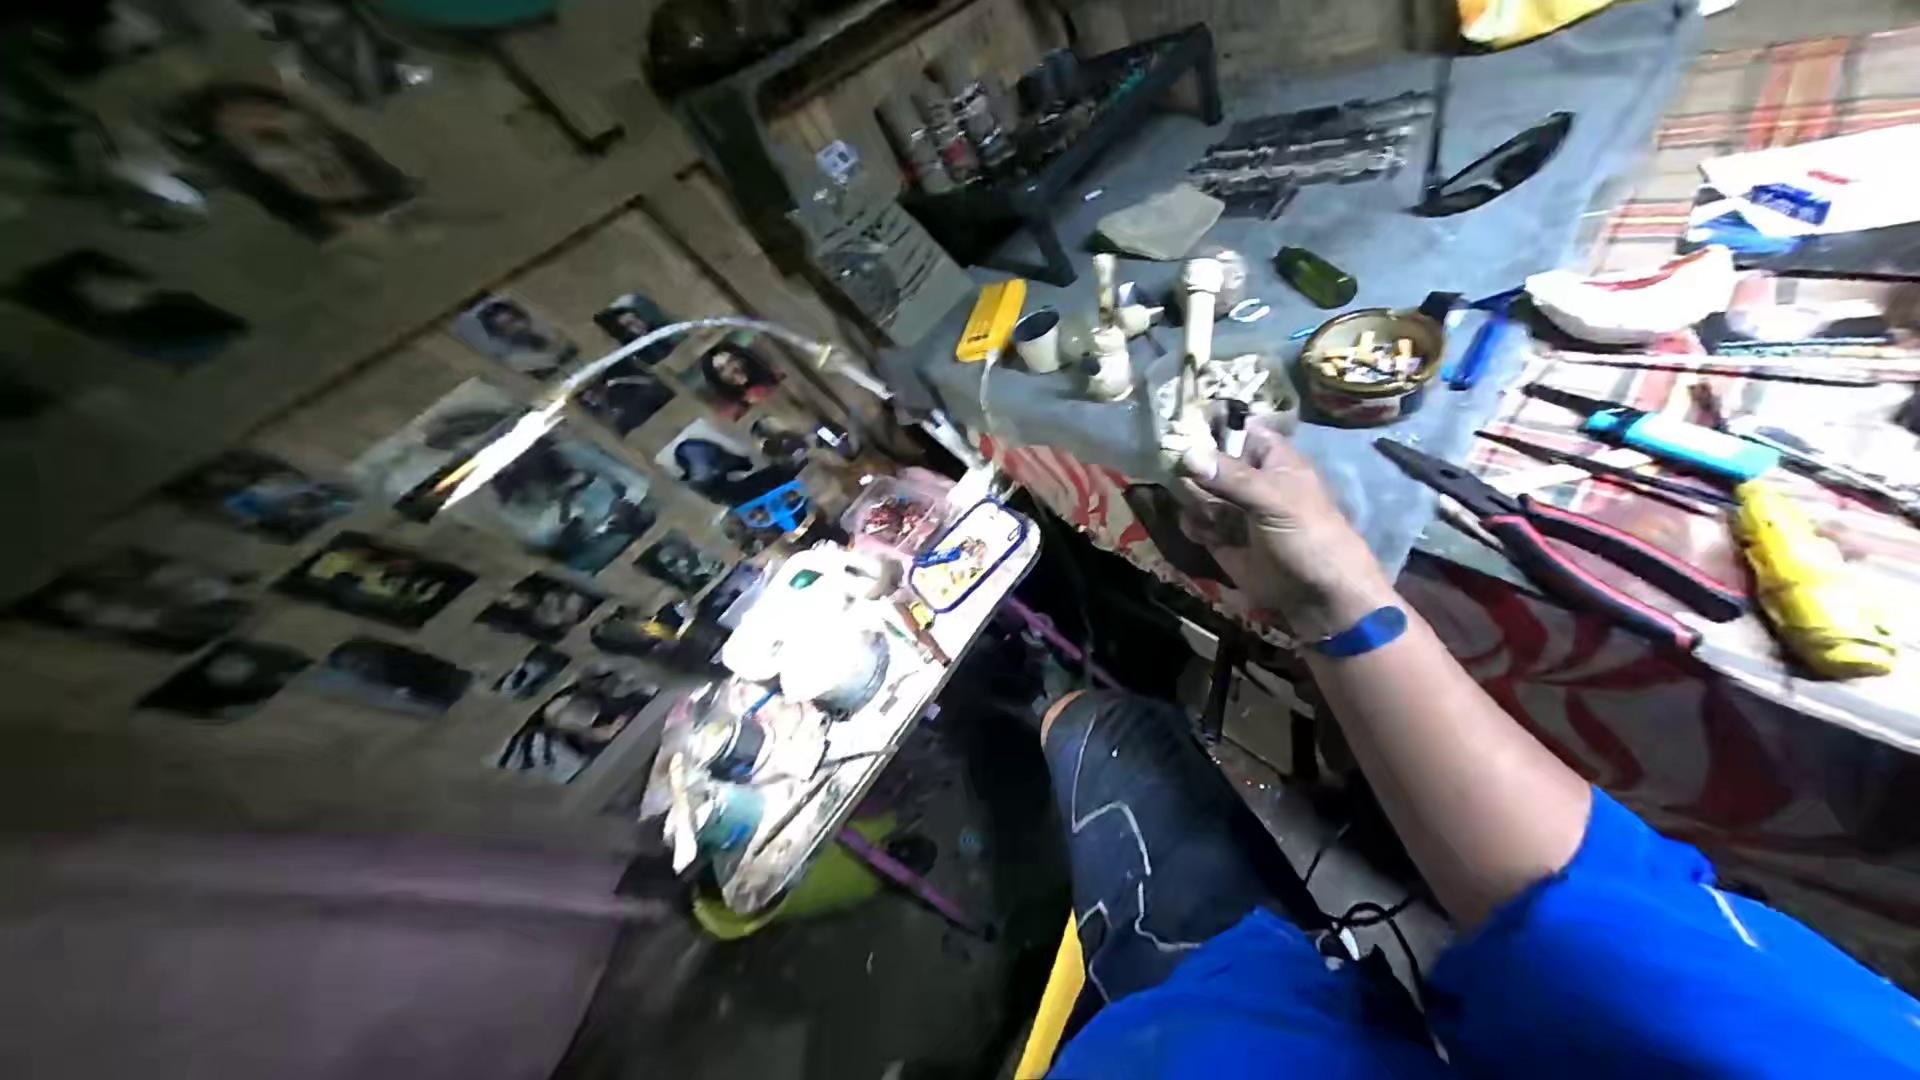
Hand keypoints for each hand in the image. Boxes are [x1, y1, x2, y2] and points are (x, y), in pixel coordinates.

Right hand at [1179, 427, 1394, 638]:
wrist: (1318, 597)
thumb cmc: (1309, 537)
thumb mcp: (1274, 500)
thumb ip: (1232, 477)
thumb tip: (1187, 454)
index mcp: (1267, 457)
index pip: (1233, 425)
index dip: (1207, 422)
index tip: (1176, 425)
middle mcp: (1245, 477)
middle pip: (1204, 458)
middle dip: (1188, 466)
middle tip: (1179, 475)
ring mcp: (1230, 507)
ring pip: (1193, 490)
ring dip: (1191, 501)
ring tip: (1208, 517)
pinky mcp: (1218, 535)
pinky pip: (1193, 521)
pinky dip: (1193, 526)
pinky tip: (1207, 536)